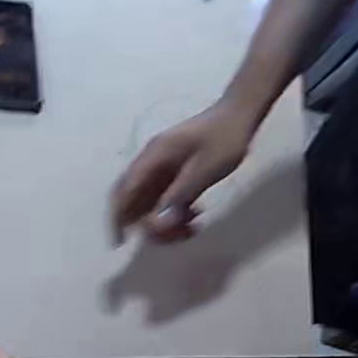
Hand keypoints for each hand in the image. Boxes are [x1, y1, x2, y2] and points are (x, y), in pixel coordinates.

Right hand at [110, 101, 257, 242]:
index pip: (124, 192)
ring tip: (192, 228)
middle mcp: (150, 164)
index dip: (118, 218)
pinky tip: (195, 216)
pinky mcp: (173, 174)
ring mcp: (161, 169)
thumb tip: (156, 224)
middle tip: (176, 236)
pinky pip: (164, 200)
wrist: (240, 114)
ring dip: (165, 221)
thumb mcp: (204, 169)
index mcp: (152, 158)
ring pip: (150, 204)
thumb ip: (179, 196)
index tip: (120, 243)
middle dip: (149, 225)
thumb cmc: (224, 138)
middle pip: (132, 201)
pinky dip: (174, 213)